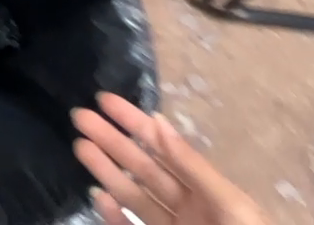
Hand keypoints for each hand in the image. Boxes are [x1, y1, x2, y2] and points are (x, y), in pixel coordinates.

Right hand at [73, 92, 269, 224]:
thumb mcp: (234, 210)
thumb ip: (194, 167)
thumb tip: (158, 121)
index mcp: (211, 195)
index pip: (167, 150)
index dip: (136, 123)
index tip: (104, 99)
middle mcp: (190, 210)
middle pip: (145, 169)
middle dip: (113, 141)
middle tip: (80, 116)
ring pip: (134, 196)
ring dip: (107, 171)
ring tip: (80, 147)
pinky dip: (114, 214)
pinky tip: (98, 197)